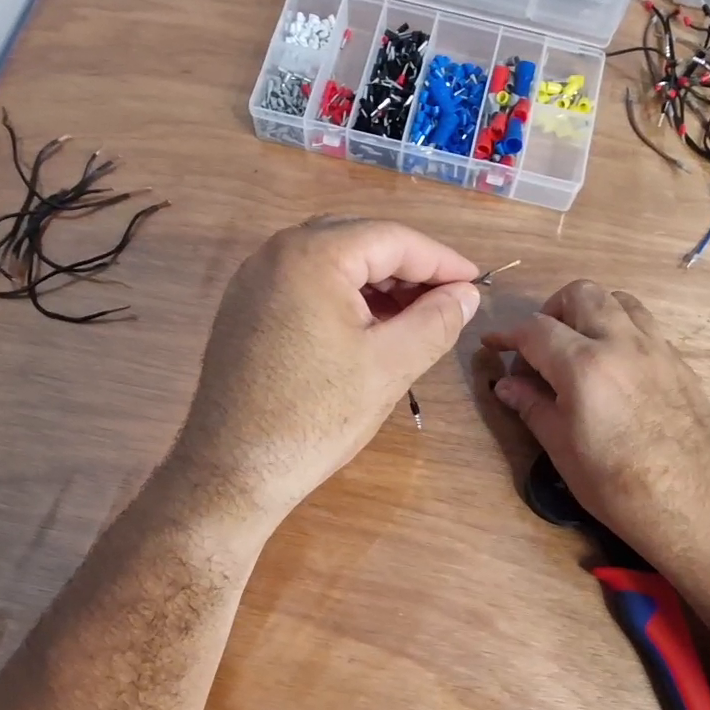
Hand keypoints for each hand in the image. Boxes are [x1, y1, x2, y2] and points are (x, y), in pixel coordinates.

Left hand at [167, 217, 479, 521]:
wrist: (233, 470)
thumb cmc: (315, 418)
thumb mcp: (390, 366)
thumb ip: (435, 321)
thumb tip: (466, 295)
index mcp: (311, 256)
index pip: (392, 239)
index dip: (441, 260)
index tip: (475, 284)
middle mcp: (274, 253)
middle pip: (359, 242)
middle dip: (408, 270)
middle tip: (447, 302)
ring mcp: (252, 282)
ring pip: (331, 264)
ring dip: (376, 285)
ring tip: (413, 319)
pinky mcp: (244, 310)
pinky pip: (304, 286)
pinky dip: (342, 298)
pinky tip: (367, 330)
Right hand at [483, 280, 709, 572]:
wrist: (689, 504)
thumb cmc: (614, 483)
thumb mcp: (561, 447)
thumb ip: (532, 406)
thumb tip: (505, 384)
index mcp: (584, 365)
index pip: (536, 329)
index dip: (508, 335)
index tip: (495, 345)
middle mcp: (622, 343)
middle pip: (581, 294)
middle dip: (551, 310)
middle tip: (540, 345)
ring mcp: (656, 349)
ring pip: (618, 301)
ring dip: (590, 312)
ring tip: (578, 345)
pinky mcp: (678, 363)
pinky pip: (644, 326)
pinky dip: (620, 330)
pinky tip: (613, 367)